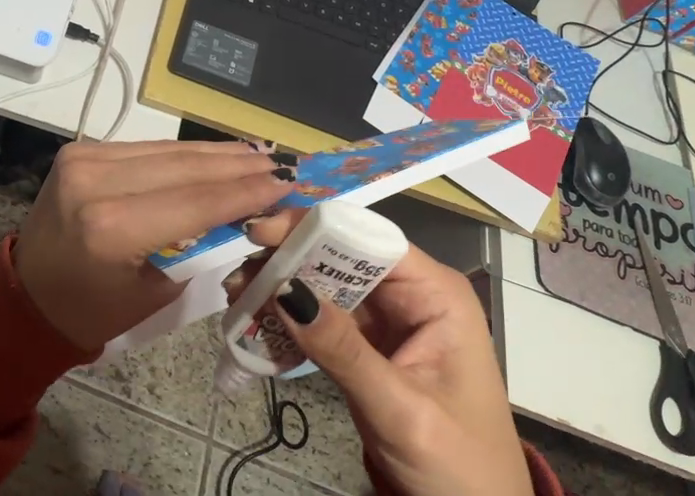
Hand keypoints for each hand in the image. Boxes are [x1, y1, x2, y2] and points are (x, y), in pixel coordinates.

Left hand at [13, 140, 294, 351]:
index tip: (288, 183)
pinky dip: (181, 153)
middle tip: (283, 164)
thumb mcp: (156, 291)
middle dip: (237, 166)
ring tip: (257, 153)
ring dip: (214, 153)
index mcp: (111, 227)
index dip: (245, 192)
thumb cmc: (93, 310)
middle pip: (183, 168)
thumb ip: (198, 246)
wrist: (27, 293)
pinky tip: (214, 153)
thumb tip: (243, 213)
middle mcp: (94, 182)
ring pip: (166, 151)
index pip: (194, 202)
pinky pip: (144, 150)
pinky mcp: (79, 151)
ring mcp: (83, 159)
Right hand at [232, 210, 530, 495]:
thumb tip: (285, 290)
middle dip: (285, 260)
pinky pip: (318, 317)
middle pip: (338, 255)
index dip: (313, 227)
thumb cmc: (459, 467)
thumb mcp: (400, 410)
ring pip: (322, 283)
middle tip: (237, 276)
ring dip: (278, 288)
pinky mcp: (365, 343)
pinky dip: (287, 319)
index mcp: (434, 293)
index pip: (368, 239)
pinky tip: (254, 323)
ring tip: (235, 298)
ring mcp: (386, 318)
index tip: (259, 235)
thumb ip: (344, 350)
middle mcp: (409, 293)